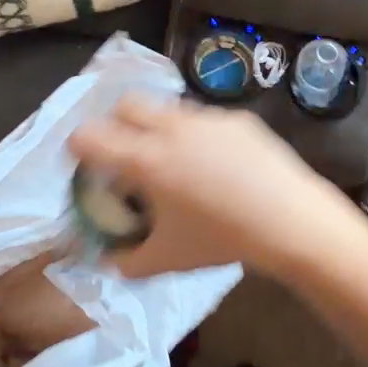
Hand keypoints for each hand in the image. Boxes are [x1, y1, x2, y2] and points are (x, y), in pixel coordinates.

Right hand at [67, 98, 365, 279]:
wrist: (289, 221)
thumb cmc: (221, 240)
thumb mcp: (167, 260)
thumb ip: (127, 262)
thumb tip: (108, 261)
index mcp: (145, 158)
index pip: (89, 135)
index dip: (77, 146)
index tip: (82, 161)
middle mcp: (171, 128)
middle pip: (125, 104)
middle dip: (116, 123)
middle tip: (124, 153)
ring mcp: (207, 118)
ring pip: (168, 109)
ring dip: (158, 128)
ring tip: (175, 162)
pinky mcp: (238, 119)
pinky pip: (205, 120)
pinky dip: (197, 136)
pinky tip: (216, 166)